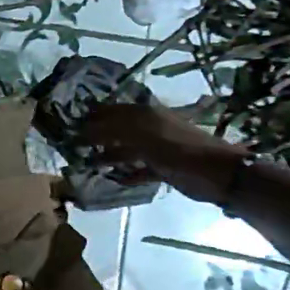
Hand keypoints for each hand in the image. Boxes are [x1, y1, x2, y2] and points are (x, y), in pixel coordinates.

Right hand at [79, 101, 245, 205]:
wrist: (219, 174)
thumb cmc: (178, 150)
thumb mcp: (141, 136)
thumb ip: (111, 131)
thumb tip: (83, 129)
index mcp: (145, 115)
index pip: (111, 111)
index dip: (92, 116)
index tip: (71, 125)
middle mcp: (149, 128)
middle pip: (117, 130)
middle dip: (98, 136)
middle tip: (75, 145)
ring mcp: (157, 148)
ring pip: (127, 150)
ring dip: (110, 155)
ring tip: (91, 163)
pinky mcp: (164, 168)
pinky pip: (140, 169)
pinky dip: (128, 173)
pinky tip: (116, 179)